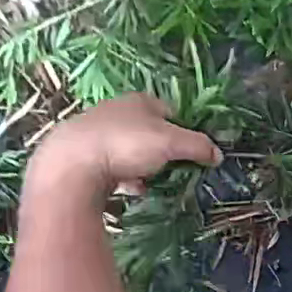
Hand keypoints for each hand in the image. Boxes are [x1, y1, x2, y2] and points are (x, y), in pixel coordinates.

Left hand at [25, 93, 221, 200]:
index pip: (170, 111)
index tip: (192, 151)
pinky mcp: (85, 156)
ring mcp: (98, 133)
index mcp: (139, 101)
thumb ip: (198, 147)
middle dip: (164, 151)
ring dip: (145, 166)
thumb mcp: (172, 143)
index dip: (184, 130)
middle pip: (150, 131)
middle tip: (174, 168)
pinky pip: (115, 166)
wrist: (74, 164)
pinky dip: (126, 178)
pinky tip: (131, 189)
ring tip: (152, 181)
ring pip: (132, 150)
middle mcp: (117, 111)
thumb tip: (218, 154)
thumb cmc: (126, 144)